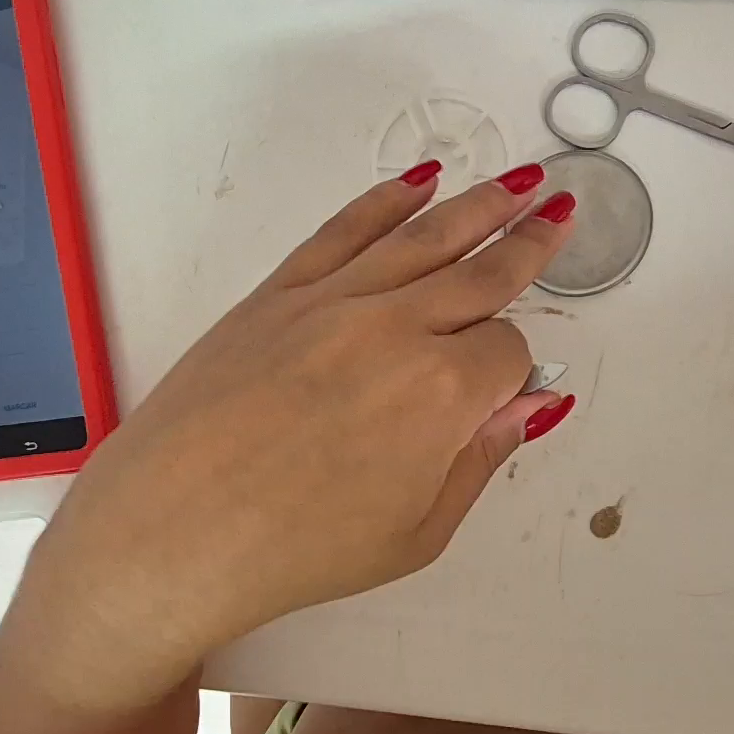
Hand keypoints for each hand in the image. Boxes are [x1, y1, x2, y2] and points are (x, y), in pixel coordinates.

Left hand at [26, 163, 576, 687]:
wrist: (172, 530)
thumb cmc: (295, 551)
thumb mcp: (417, 533)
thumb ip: (482, 460)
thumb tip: (533, 406)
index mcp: (443, 393)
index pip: (507, 352)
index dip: (515, 370)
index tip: (507, 387)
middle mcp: (396, 329)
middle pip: (480, 274)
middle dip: (528, 243)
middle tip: (560, 213)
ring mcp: (333, 301)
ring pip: (424, 236)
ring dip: (480, 205)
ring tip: (517, 184)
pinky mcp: (278, 292)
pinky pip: (344, 229)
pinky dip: (386, 201)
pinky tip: (419, 182)